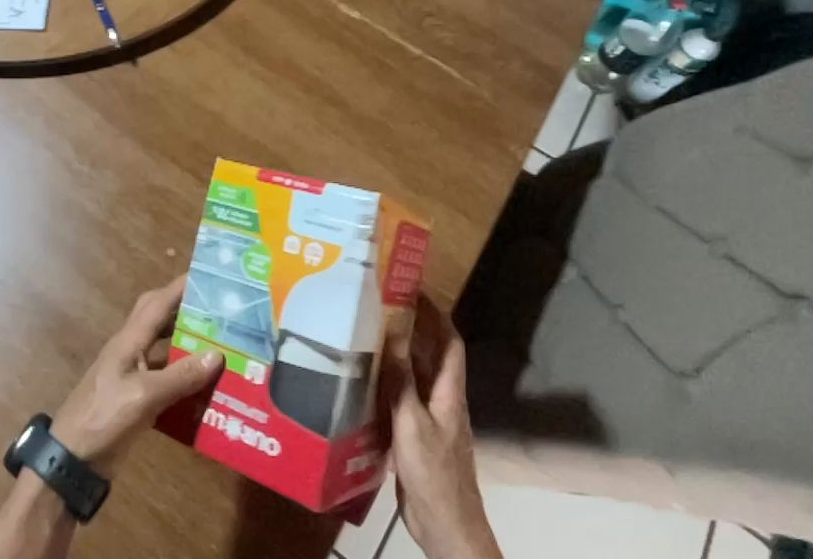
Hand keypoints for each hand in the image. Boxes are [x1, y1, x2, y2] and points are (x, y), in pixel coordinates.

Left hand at [49, 274, 223, 474]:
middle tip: (221, 309)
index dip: (181, 286)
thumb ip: (179, 377)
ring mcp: (133, 375)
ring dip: (190, 344)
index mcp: (129, 341)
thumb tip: (217, 355)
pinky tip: (210, 386)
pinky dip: (187, 378)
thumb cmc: (103, 419)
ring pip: (166, 349)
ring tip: (225, 343)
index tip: (209, 274)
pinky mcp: (137, 399)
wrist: (72, 461)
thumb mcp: (143, 397)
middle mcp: (132, 351)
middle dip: (187, 309)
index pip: (158, 303)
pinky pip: (167, 378)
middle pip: (160, 319)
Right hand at [385, 296, 502, 558]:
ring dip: (398, 355)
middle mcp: (442, 400)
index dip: (436, 314)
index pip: (449, 342)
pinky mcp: (416, 437)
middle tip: (381, 306)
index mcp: (449, 392)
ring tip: (367, 335)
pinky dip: (387, 385)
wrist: (445, 523)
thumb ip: (402, 381)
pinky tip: (363, 382)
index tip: (414, 289)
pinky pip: (402, 400)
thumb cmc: (433, 471)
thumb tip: (394, 335)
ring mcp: (430, 419)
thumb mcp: (412, 423)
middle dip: (413, 328)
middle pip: (431, 356)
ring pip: (415, 377)